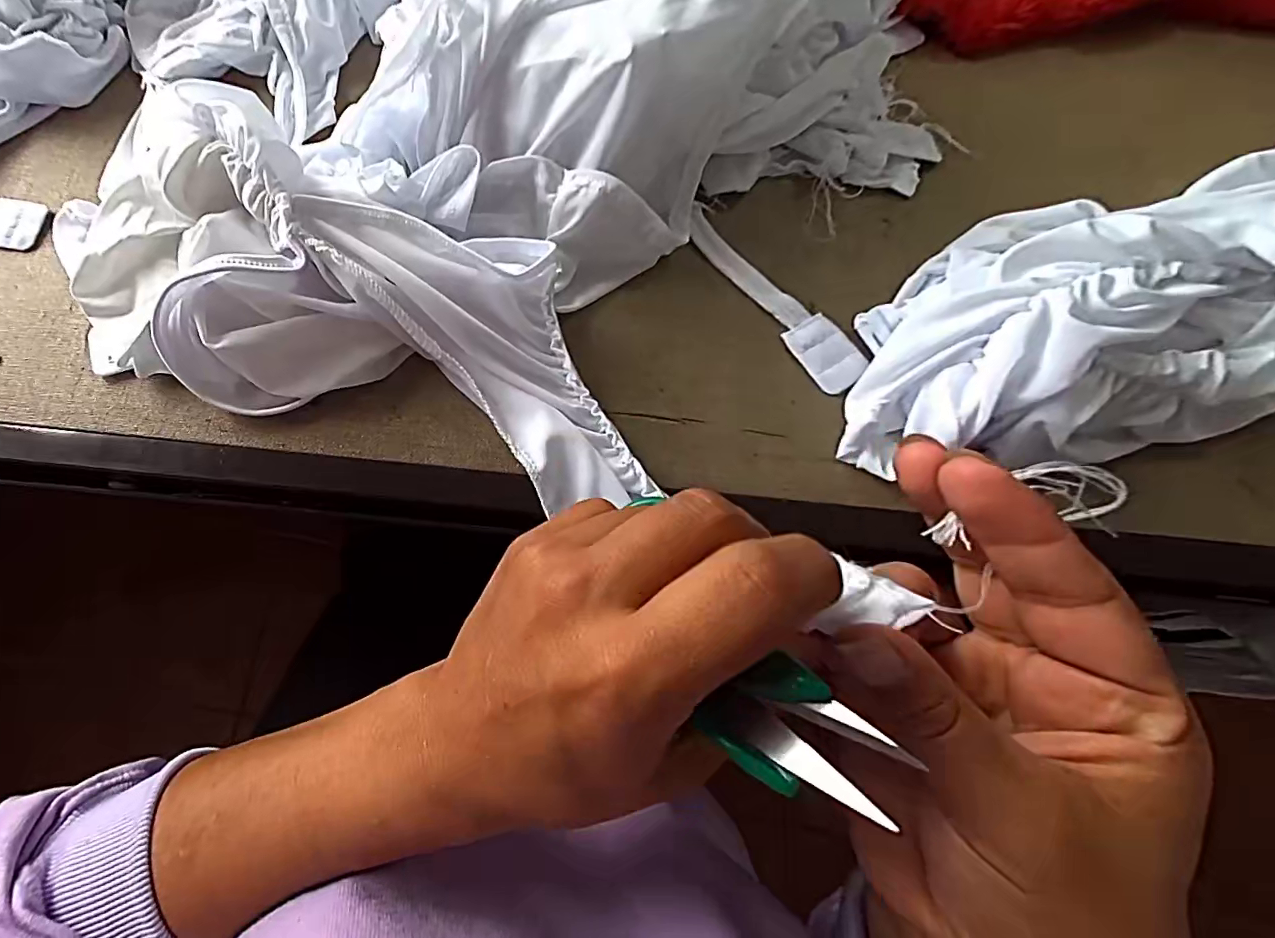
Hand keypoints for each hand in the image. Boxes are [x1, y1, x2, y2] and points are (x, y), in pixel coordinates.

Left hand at [414, 489, 841, 829]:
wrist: (457, 735)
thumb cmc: (559, 770)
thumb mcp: (669, 765)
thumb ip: (745, 697)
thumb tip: (795, 636)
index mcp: (630, 672)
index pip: (752, 582)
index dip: (809, 574)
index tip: (816, 592)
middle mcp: (592, 596)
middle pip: (718, 517)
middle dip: (761, 545)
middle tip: (758, 586)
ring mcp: (560, 553)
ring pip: (676, 504)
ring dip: (706, 540)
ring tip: (692, 584)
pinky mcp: (541, 531)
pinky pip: (628, 508)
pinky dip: (654, 536)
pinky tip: (637, 576)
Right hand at [818, 441, 1211, 937]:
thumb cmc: (1068, 920)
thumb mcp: (1021, 810)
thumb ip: (936, 714)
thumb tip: (860, 635)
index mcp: (1106, 691)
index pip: (1067, 583)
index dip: (1014, 519)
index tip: (960, 471)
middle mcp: (1030, 670)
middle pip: (985, 572)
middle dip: (947, 513)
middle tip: (912, 461)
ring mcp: (957, 684)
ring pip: (909, 609)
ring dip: (871, 591)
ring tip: (830, 588)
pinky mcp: (898, 706)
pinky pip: (863, 655)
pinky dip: (833, 638)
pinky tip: (808, 626)